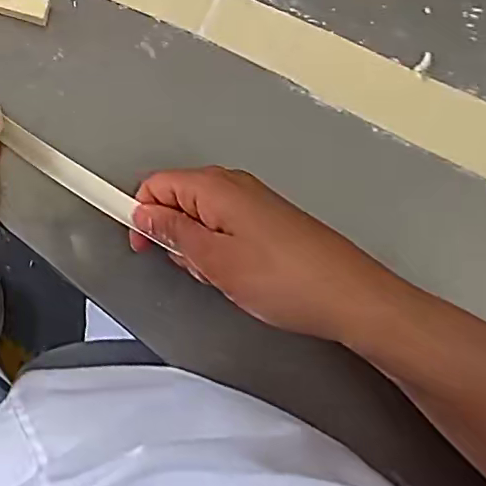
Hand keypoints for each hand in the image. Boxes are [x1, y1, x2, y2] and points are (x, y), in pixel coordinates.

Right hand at [131, 166, 415, 343]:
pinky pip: (224, 224)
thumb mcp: (214, 261)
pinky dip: (219, 248)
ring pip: (200, 215)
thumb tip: (146, 217)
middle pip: (176, 198)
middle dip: (171, 233)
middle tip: (189, 266)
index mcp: (213, 187)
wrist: (358, 300)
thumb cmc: (291, 279)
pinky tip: (239, 275)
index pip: (153, 184)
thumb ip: (171, 234)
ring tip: (222, 276)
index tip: (127, 231)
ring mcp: (252, 200)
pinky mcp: (267, 218)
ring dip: (197, 245)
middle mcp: (231, 184)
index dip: (136, 210)